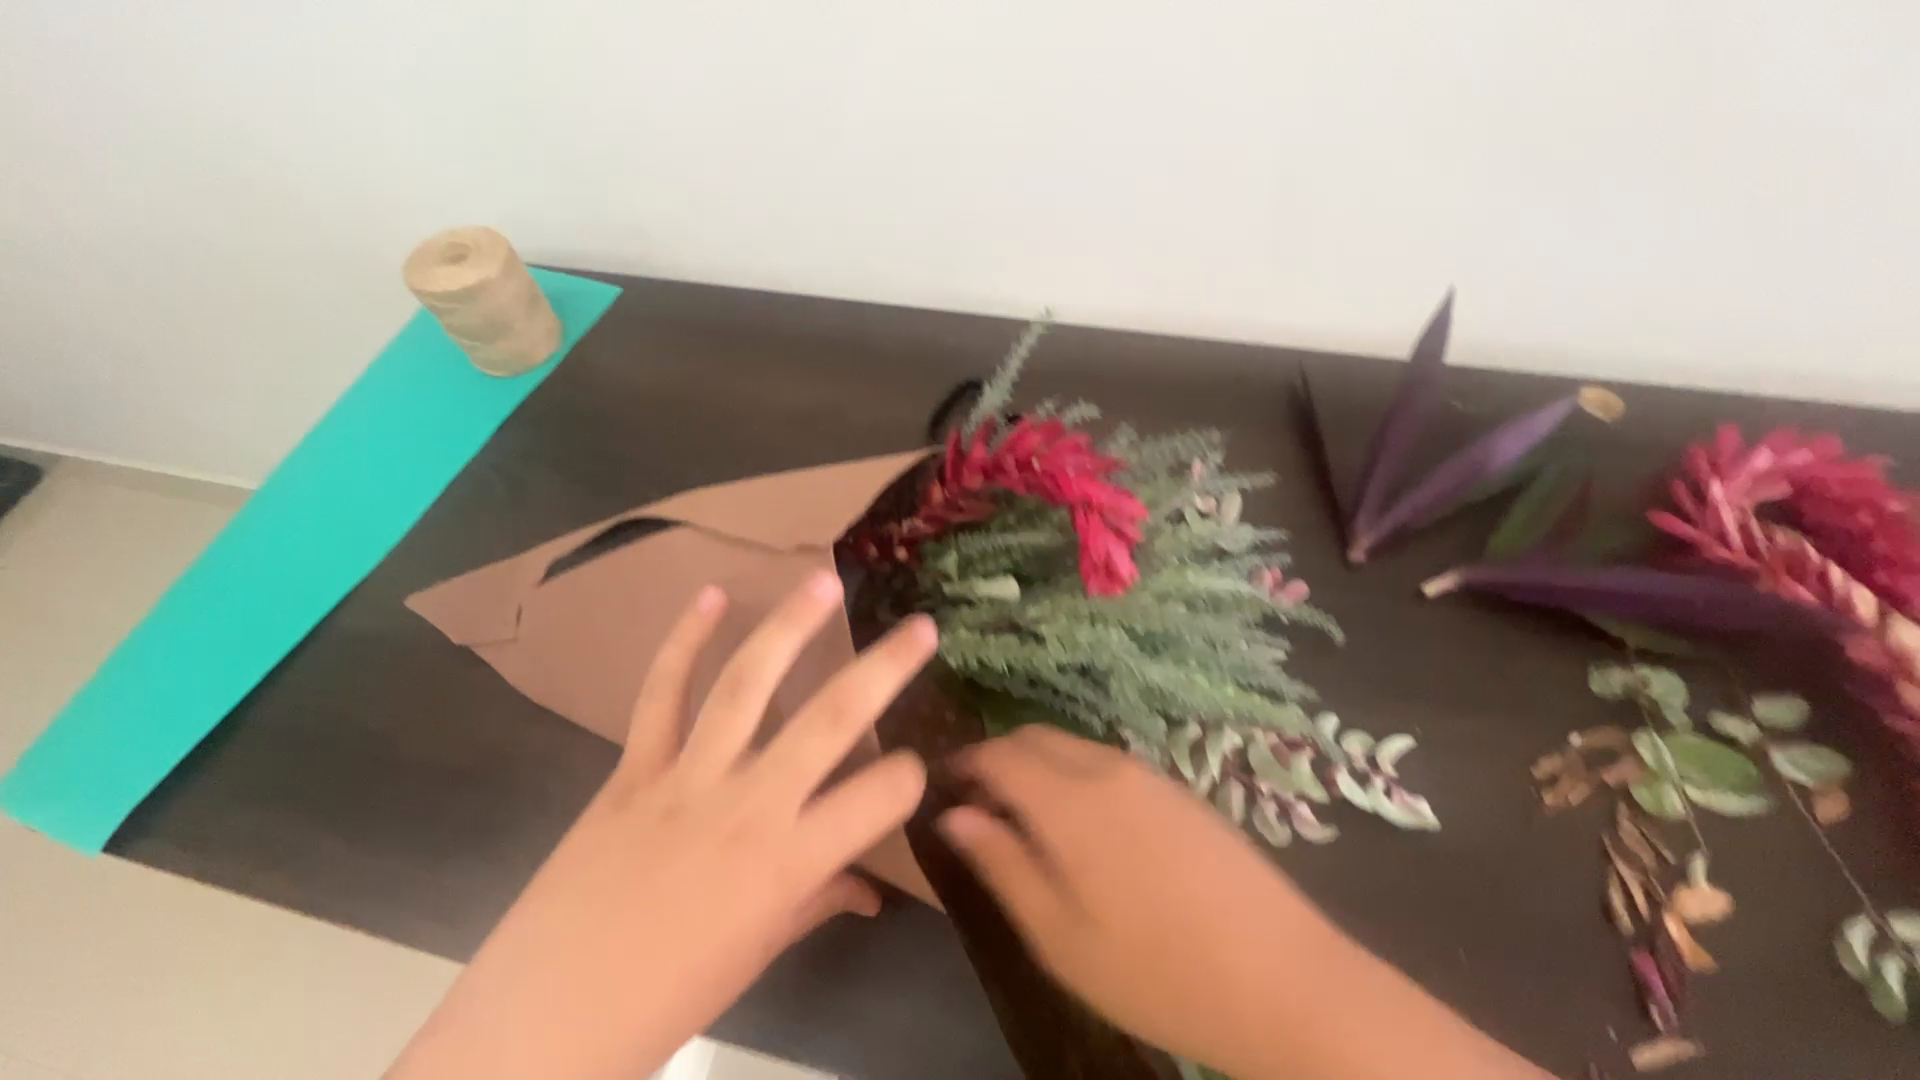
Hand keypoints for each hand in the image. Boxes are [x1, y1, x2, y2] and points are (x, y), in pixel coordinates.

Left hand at [388, 574, 935, 1079]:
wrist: (547, 1016)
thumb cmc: (669, 996)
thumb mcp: (759, 952)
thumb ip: (817, 902)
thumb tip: (867, 892)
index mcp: (790, 863)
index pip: (880, 798)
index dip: (909, 778)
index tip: (913, 768)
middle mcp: (749, 807)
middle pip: (831, 722)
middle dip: (884, 669)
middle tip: (922, 626)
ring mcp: (686, 778)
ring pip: (746, 687)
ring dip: (789, 627)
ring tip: (823, 583)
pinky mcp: (633, 770)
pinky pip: (661, 696)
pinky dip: (684, 642)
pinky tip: (711, 596)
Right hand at [941, 726, 1547, 1079]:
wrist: (1283, 980)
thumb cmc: (1153, 968)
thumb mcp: (1057, 933)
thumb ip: (1001, 864)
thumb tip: (953, 814)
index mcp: (1069, 797)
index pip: (998, 753)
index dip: (962, 764)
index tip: (940, 789)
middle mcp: (1108, 768)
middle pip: (1035, 738)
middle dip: (997, 759)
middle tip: (977, 807)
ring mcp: (1152, 776)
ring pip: (1074, 748)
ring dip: (1037, 767)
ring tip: (1025, 823)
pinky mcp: (1182, 793)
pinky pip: (1109, 766)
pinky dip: (1075, 778)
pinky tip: (1084, 831)